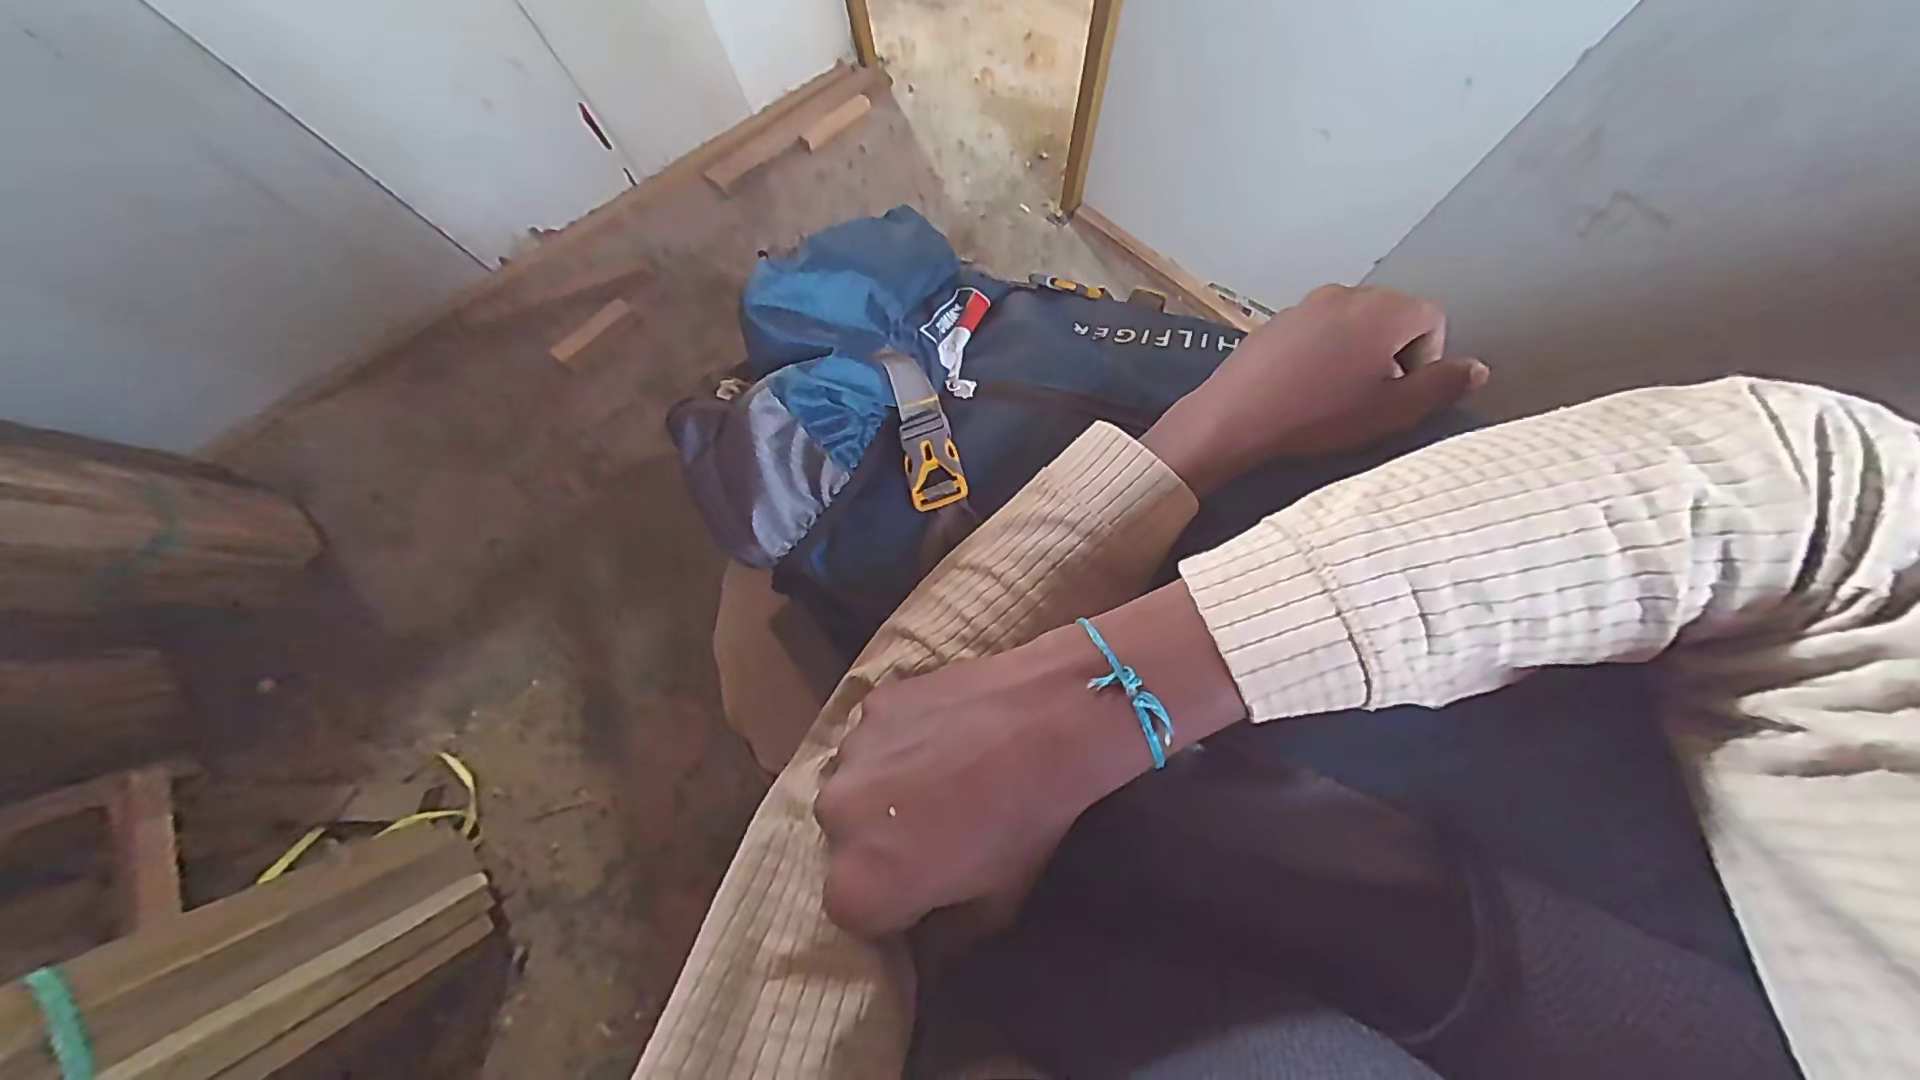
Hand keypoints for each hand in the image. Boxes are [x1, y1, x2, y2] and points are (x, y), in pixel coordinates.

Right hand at [818, 585, 1243, 939]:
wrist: (1058, 712)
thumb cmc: (1038, 815)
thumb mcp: (997, 893)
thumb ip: (948, 919)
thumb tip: (927, 922)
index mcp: (863, 883)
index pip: (854, 913)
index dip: (897, 897)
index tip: (930, 876)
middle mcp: (835, 815)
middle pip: (845, 844)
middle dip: (883, 841)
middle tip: (938, 819)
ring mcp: (851, 748)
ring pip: (855, 781)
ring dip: (885, 785)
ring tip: (944, 769)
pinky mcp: (875, 696)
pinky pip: (874, 732)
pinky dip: (898, 739)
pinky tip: (944, 731)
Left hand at [1144, 285, 1486, 493]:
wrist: (1233, 417)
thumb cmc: (1316, 415)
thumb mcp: (1391, 410)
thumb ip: (1442, 386)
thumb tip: (1476, 368)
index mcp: (1385, 307)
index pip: (1432, 319)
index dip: (1425, 360)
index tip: (1398, 393)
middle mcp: (1345, 294)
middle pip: (1389, 318)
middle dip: (1388, 355)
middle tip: (1365, 398)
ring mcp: (1302, 306)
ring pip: (1347, 327)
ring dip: (1350, 356)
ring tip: (1328, 397)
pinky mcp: (1270, 323)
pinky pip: (1310, 335)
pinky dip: (1315, 356)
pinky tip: (1297, 389)